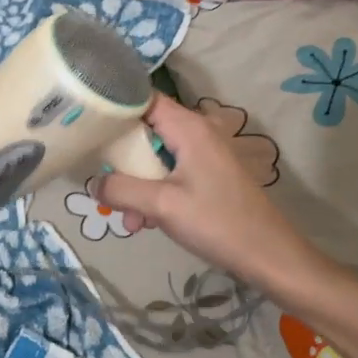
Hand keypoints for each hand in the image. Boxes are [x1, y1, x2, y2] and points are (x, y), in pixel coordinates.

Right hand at [95, 94, 320, 286]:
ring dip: (134, 179)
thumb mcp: (161, 206)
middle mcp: (197, 131)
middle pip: (143, 126)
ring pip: (153, 153)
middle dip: (118, 153)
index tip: (83, 122)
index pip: (139, 97)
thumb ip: (120, 190)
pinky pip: (169, 170)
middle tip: (99, 176)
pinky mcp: (209, 174)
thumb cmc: (219, 224)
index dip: (110, 106)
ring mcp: (204, 153)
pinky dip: (152, 189)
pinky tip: (144, 220)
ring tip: (125, 214)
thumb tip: (92, 184)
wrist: (273, 259)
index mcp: (188, 127)